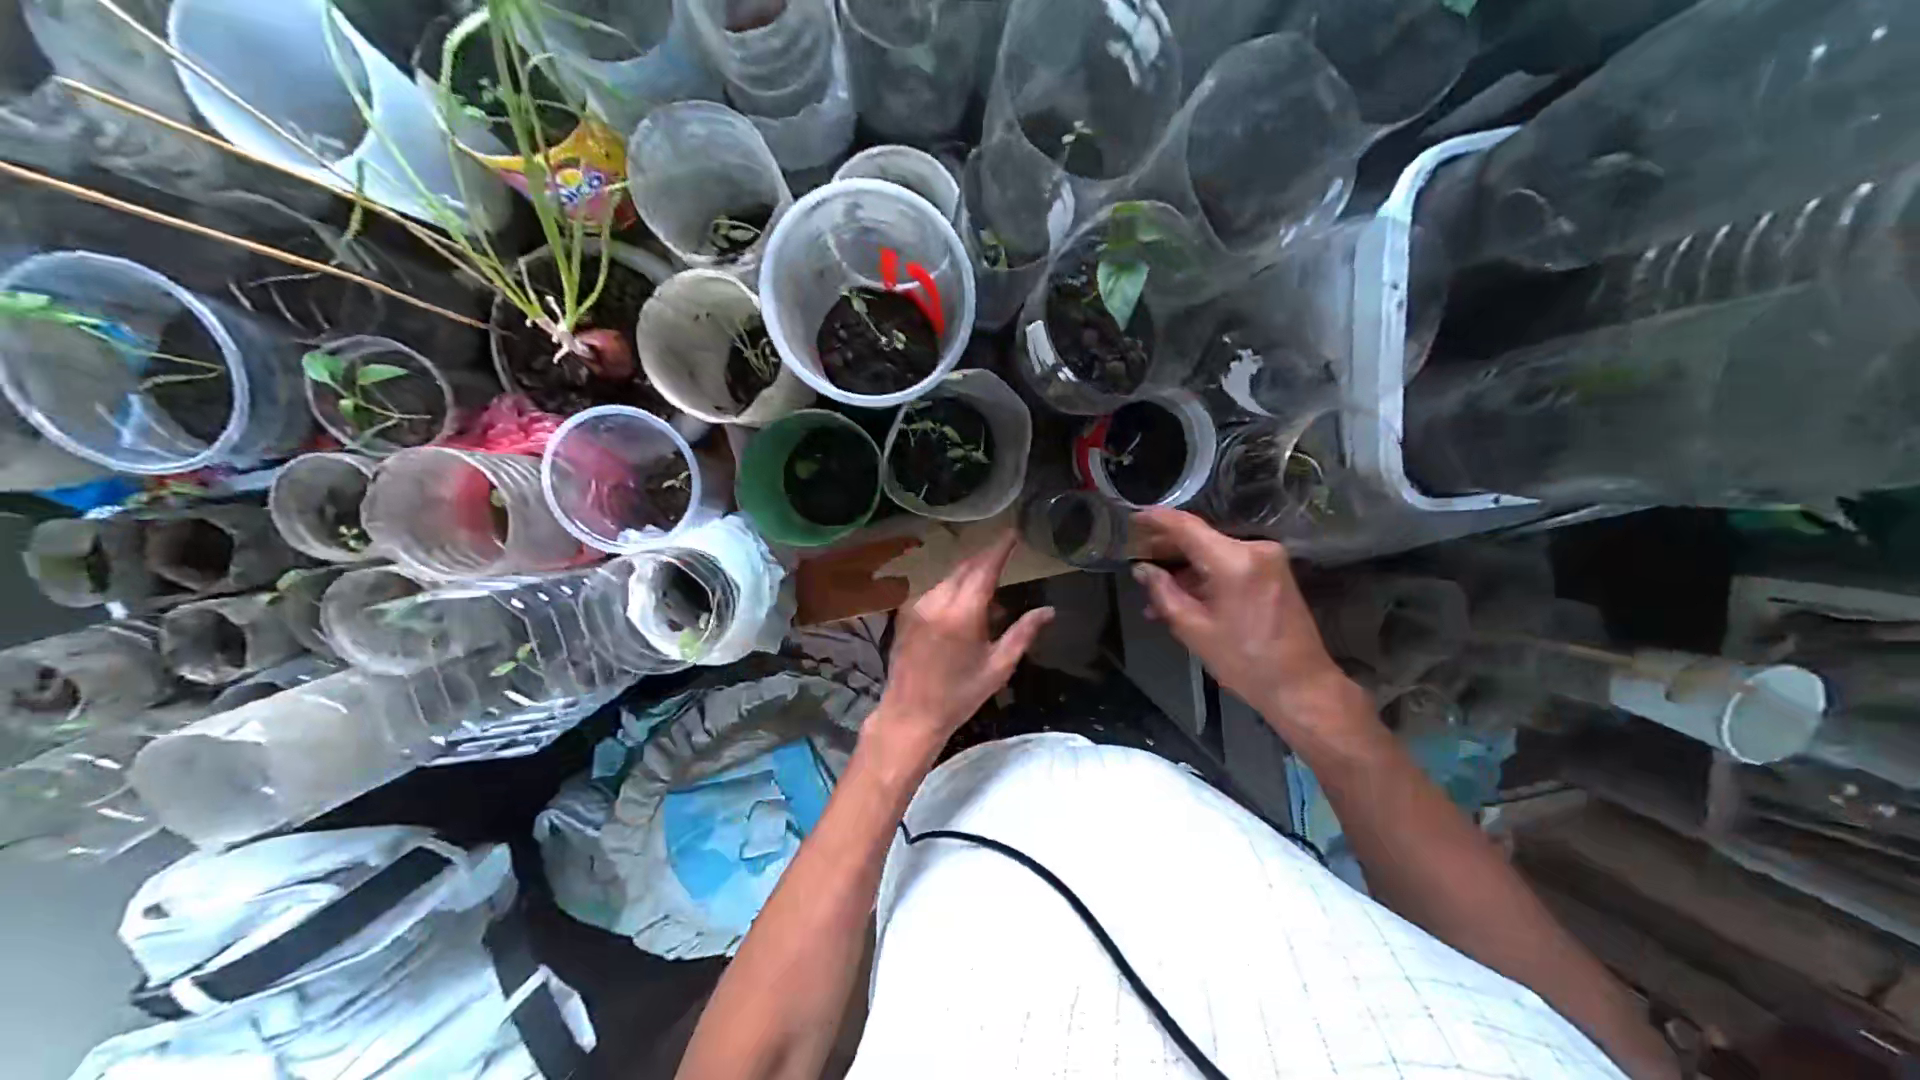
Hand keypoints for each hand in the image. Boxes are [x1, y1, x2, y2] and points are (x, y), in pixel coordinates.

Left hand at [867, 531, 1054, 770]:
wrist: (910, 715)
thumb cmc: (959, 695)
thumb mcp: (998, 667)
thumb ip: (1023, 632)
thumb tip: (1048, 610)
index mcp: (963, 613)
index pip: (984, 568)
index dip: (1000, 548)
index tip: (1013, 533)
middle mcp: (937, 601)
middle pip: (965, 568)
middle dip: (985, 558)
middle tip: (1005, 552)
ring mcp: (917, 607)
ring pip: (948, 578)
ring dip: (969, 575)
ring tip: (989, 588)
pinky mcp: (906, 615)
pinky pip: (934, 591)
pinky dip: (952, 589)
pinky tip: (963, 606)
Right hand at [1130, 508, 1355, 731]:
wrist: (1300, 685)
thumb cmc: (1244, 661)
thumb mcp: (1193, 628)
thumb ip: (1163, 592)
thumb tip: (1143, 570)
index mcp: (1234, 561)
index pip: (1186, 526)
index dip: (1155, 519)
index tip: (1132, 518)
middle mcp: (1255, 549)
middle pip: (1200, 537)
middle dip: (1166, 546)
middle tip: (1135, 554)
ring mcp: (1268, 559)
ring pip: (1213, 552)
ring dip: (1184, 566)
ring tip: (1153, 586)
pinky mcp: (1272, 572)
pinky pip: (1229, 564)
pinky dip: (1205, 575)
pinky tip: (1181, 593)